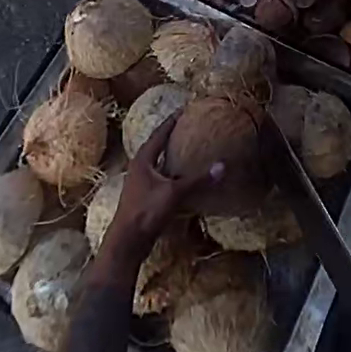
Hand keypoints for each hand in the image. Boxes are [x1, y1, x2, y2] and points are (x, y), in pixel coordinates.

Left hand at [104, 113, 220, 263]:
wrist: (127, 242)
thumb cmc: (146, 211)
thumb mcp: (174, 193)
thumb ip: (198, 179)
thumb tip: (222, 165)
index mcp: (143, 159)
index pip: (159, 133)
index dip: (172, 120)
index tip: (185, 109)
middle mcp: (140, 168)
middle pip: (158, 146)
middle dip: (173, 136)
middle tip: (190, 126)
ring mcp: (141, 183)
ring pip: (160, 163)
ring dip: (173, 155)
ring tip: (191, 148)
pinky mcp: (145, 197)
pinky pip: (162, 178)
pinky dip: (174, 174)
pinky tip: (187, 178)